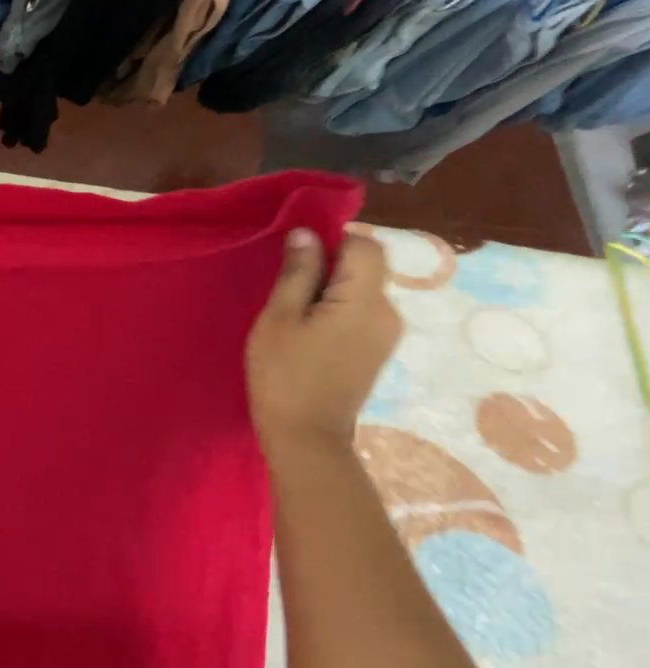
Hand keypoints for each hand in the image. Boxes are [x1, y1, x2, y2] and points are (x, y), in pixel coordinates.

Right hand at [246, 228, 401, 468]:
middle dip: (328, 265)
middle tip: (284, 286)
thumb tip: (306, 233)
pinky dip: (335, 307)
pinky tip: (306, 330)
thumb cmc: (283, 373)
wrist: (306, 434)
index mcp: (366, 302)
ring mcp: (386, 332)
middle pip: (367, 266)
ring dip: (329, 287)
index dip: (332, 239)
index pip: (366, 246)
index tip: (295, 254)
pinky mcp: (377, 347)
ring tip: (291, 312)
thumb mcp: (279, 318)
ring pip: (362, 288)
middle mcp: (389, 312)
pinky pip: (361, 310)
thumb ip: (297, 273)